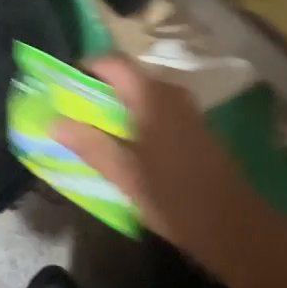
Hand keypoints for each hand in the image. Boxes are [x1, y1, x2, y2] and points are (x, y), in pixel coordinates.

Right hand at [52, 56, 266, 270]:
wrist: (233, 225)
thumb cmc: (174, 198)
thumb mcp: (125, 175)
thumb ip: (90, 144)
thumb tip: (53, 122)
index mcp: (151, 95)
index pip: (112, 62)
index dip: (84, 68)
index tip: (61, 87)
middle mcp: (171, 91)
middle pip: (127, 75)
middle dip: (98, 89)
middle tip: (73, 113)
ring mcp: (187, 106)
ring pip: (143, 92)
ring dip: (118, 104)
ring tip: (95, 131)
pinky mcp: (195, 124)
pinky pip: (158, 106)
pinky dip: (137, 115)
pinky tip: (128, 143)